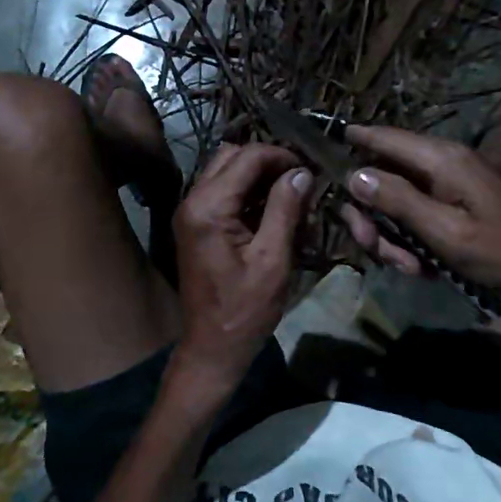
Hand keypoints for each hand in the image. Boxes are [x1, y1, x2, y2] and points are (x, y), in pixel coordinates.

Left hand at [170, 143, 310, 395]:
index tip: (310, 171)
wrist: (212, 345)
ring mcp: (190, 212)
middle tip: (301, 181)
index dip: (281, 156)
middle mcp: (192, 201)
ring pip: (226, 171)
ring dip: (258, 176)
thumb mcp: (273, 260)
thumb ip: (285, 209)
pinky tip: (273, 211)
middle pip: (232, 156)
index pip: (247, 157)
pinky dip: (247, 192)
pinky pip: (222, 191)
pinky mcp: (195, 224)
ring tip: (291, 195)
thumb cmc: (245, 309)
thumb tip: (301, 172)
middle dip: (268, 162)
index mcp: (208, 207)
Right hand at [338, 125, 500, 293]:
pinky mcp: (446, 202)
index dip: (350, 140)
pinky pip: (409, 214)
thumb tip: (354, 175)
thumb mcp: (445, 230)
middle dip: (369, 214)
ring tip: (406, 265)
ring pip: (390, 200)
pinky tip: (419, 264)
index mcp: (439, 159)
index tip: (319, 152)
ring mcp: (442, 183)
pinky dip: (406, 240)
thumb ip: (399, 201)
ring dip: (388, 235)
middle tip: (371, 245)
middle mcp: (437, 163)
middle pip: (378, 176)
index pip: (382, 136)